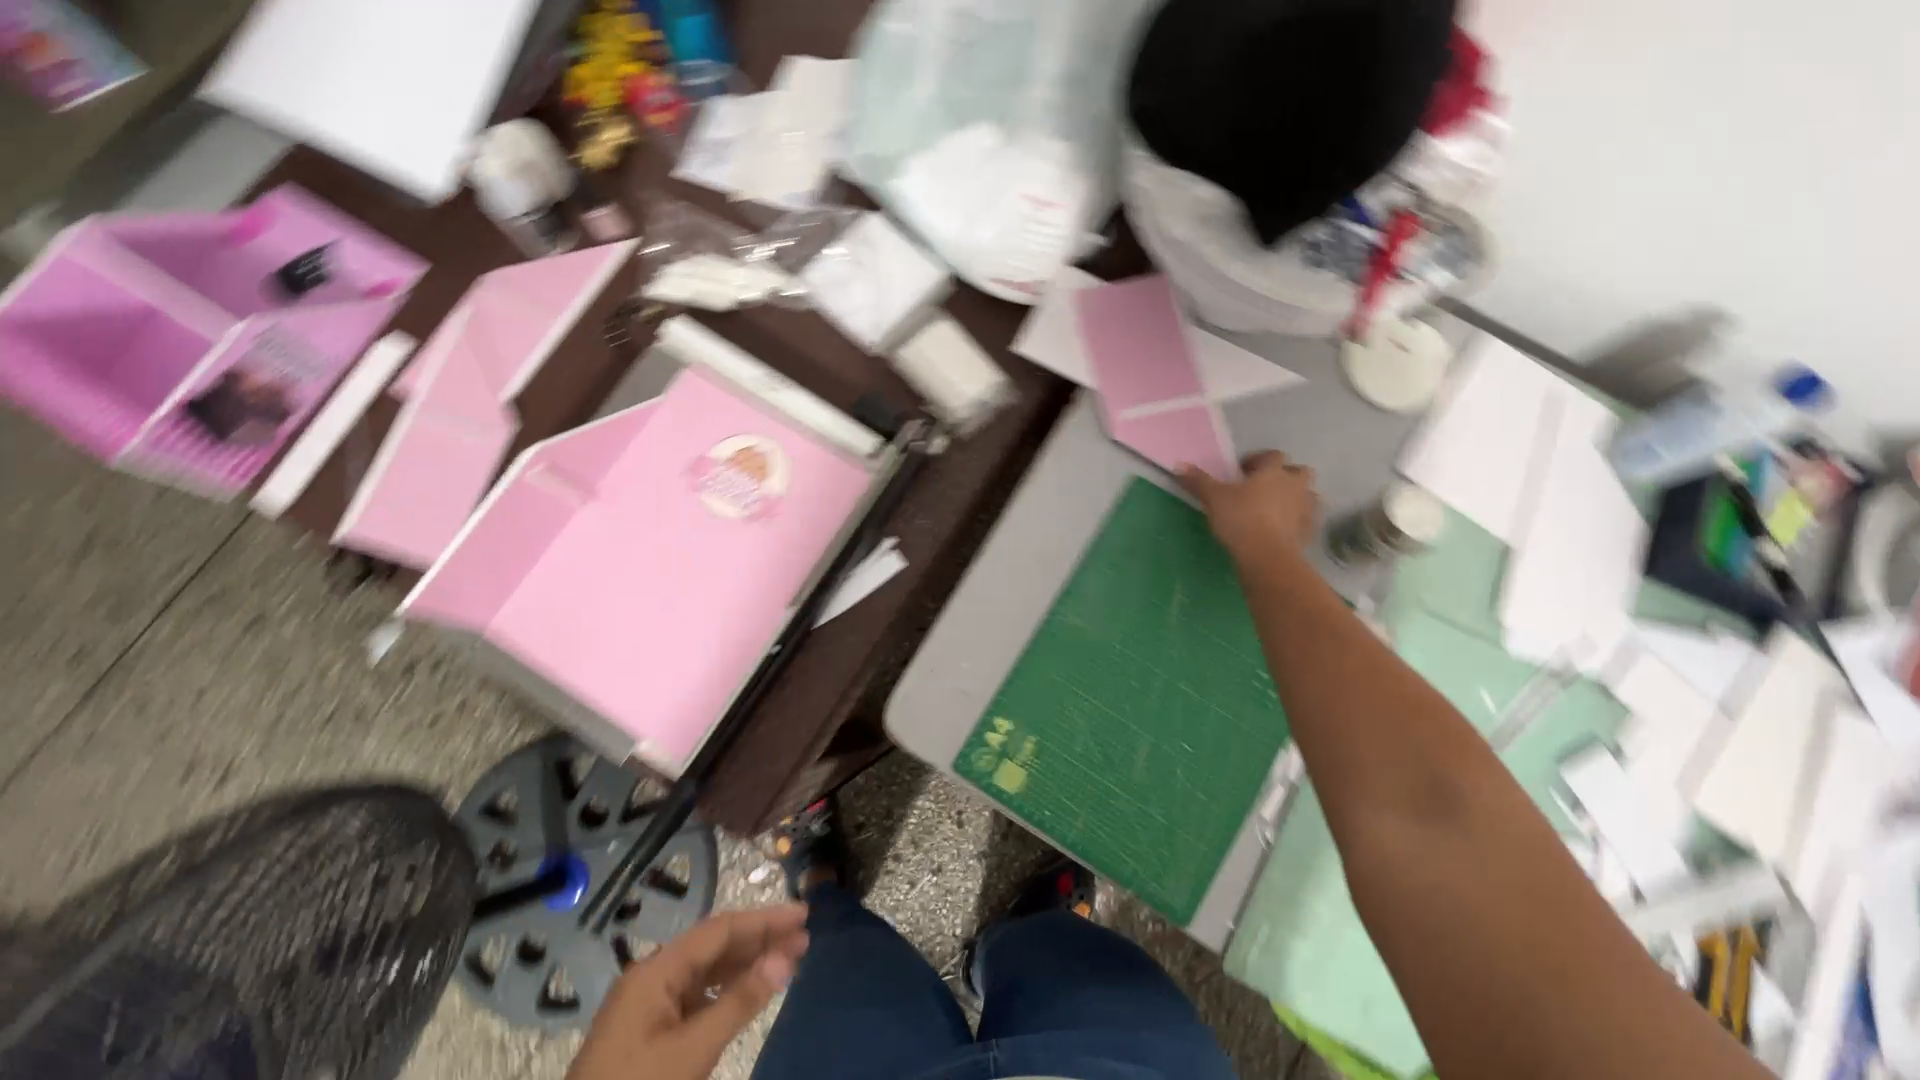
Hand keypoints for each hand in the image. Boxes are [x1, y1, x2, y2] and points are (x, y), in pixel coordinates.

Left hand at [566, 904, 809, 1079]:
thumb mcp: (694, 1049)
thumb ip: (740, 1002)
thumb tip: (785, 959)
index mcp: (656, 971)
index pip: (719, 931)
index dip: (763, 919)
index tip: (803, 914)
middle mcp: (651, 977)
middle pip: (713, 945)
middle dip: (759, 938)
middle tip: (805, 936)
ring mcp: (648, 1004)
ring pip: (705, 970)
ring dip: (746, 963)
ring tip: (788, 959)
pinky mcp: (649, 1029)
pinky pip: (696, 994)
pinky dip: (727, 989)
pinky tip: (749, 991)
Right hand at [1179, 451, 1320, 561]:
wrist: (1267, 555)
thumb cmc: (1240, 518)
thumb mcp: (1213, 498)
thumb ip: (1198, 481)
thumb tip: (1180, 465)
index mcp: (1273, 472)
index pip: (1273, 455)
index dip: (1259, 460)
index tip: (1243, 471)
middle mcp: (1295, 485)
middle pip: (1299, 471)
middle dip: (1285, 476)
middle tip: (1265, 488)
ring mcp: (1306, 508)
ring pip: (1308, 495)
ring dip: (1296, 498)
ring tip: (1277, 509)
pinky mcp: (1309, 531)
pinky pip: (1308, 520)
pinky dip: (1299, 522)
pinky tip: (1285, 530)